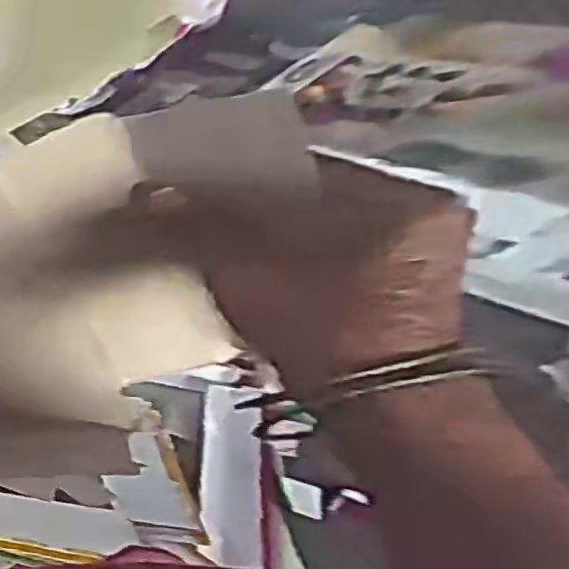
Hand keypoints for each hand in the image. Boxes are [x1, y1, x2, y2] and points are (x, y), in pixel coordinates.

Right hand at [133, 161, 471, 396]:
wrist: (367, 400)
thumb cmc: (316, 324)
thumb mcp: (245, 270)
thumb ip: (197, 227)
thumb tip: (146, 194)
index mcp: (404, 197)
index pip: (303, 167)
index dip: (240, 173)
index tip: (192, 182)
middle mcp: (422, 213)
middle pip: (311, 196)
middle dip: (251, 204)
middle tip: (197, 209)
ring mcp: (415, 251)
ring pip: (317, 225)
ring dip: (266, 230)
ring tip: (216, 235)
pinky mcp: (397, 282)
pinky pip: (328, 250)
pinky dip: (287, 252)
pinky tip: (251, 262)